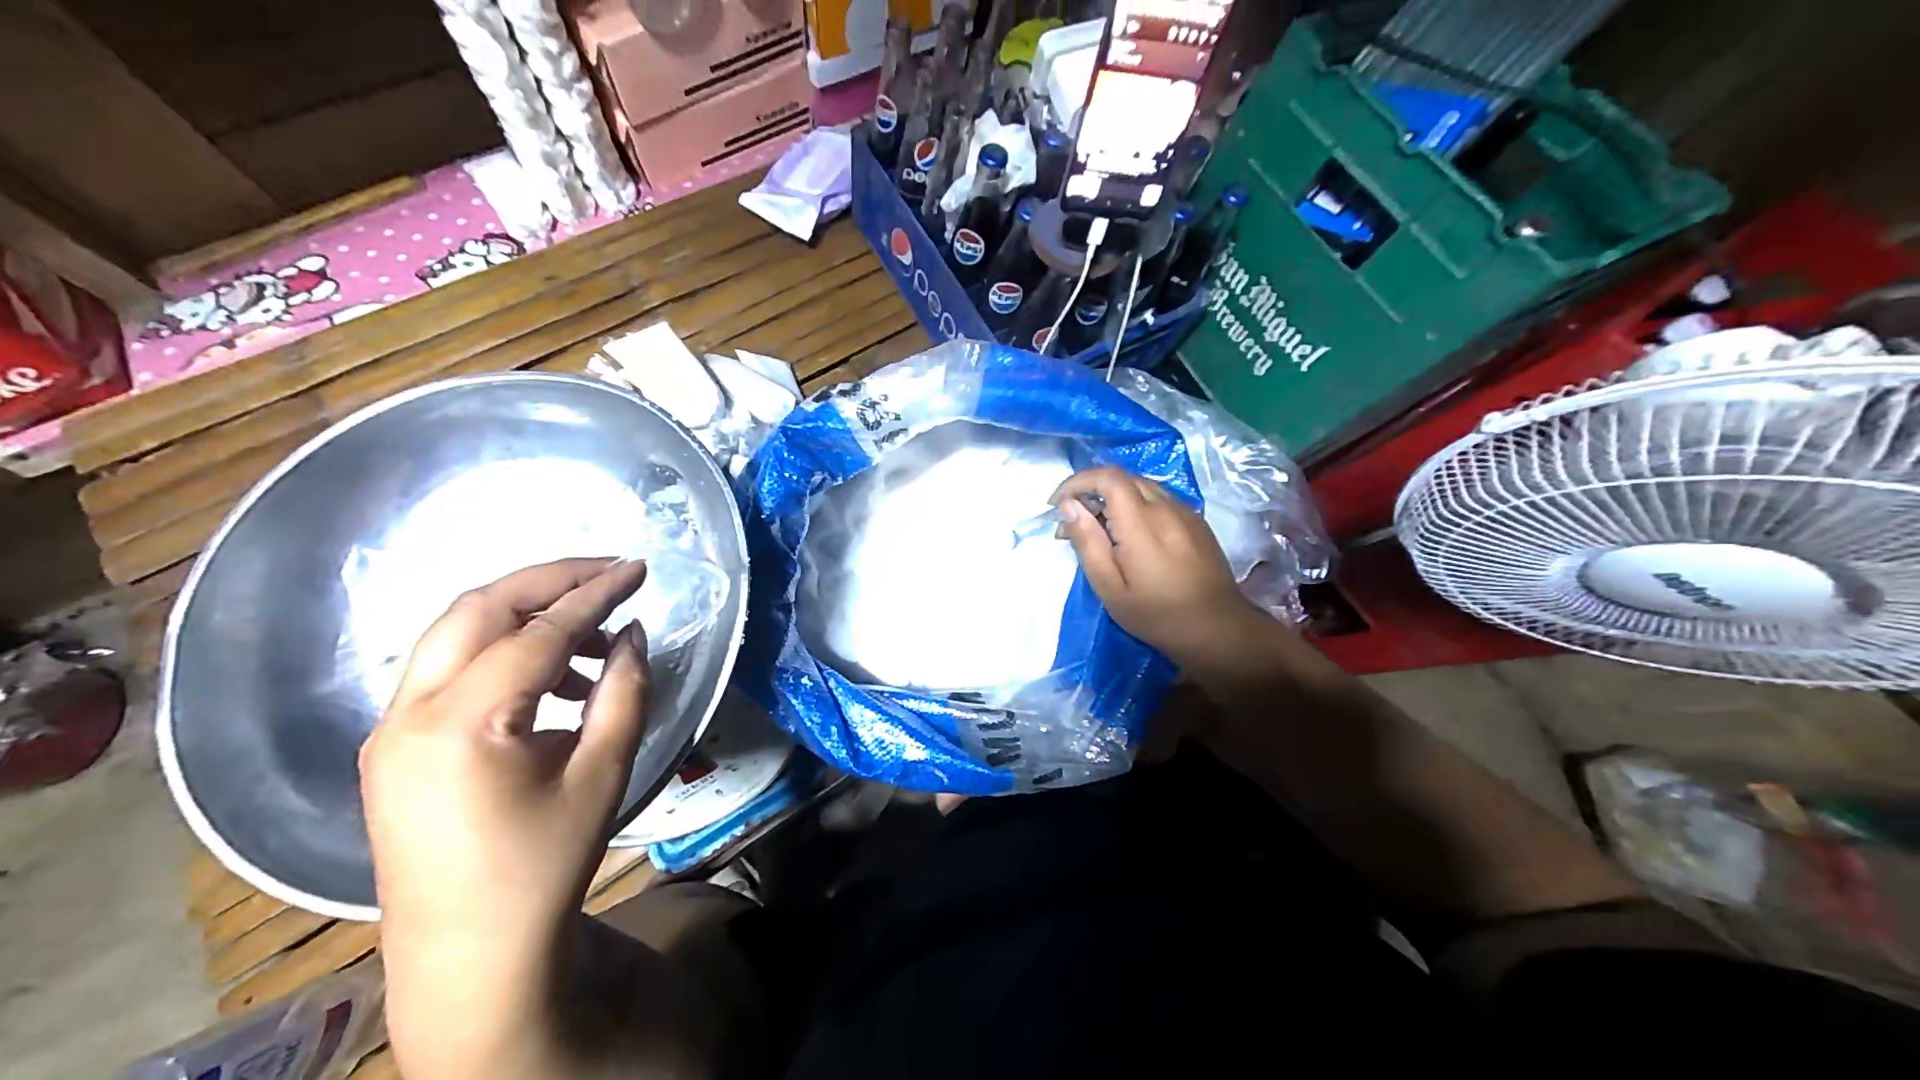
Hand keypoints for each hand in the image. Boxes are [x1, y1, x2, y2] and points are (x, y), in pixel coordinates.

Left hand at [359, 558, 649, 1077]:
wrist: (472, 949)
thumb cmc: (546, 863)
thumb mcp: (603, 774)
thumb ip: (625, 692)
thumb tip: (633, 633)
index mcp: (462, 723)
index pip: (538, 631)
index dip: (595, 592)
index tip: (639, 567)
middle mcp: (408, 712)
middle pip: (479, 609)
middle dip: (550, 581)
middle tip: (610, 573)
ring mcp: (390, 727)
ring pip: (456, 633)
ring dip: (527, 618)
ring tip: (595, 644)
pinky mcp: (393, 743)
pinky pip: (449, 670)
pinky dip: (503, 653)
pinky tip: (553, 680)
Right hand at [1053, 466, 1273, 668]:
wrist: (1218, 629)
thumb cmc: (1156, 614)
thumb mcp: (1110, 587)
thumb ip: (1087, 541)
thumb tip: (1068, 505)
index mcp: (1141, 522)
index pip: (1107, 476)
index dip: (1077, 481)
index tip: (1057, 504)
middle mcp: (1165, 507)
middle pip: (1123, 478)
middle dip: (1092, 491)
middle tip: (1073, 524)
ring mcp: (1185, 512)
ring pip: (1142, 487)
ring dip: (1114, 498)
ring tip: (1100, 531)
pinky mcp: (1197, 522)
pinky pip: (1160, 500)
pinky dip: (1136, 507)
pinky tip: (1131, 537)